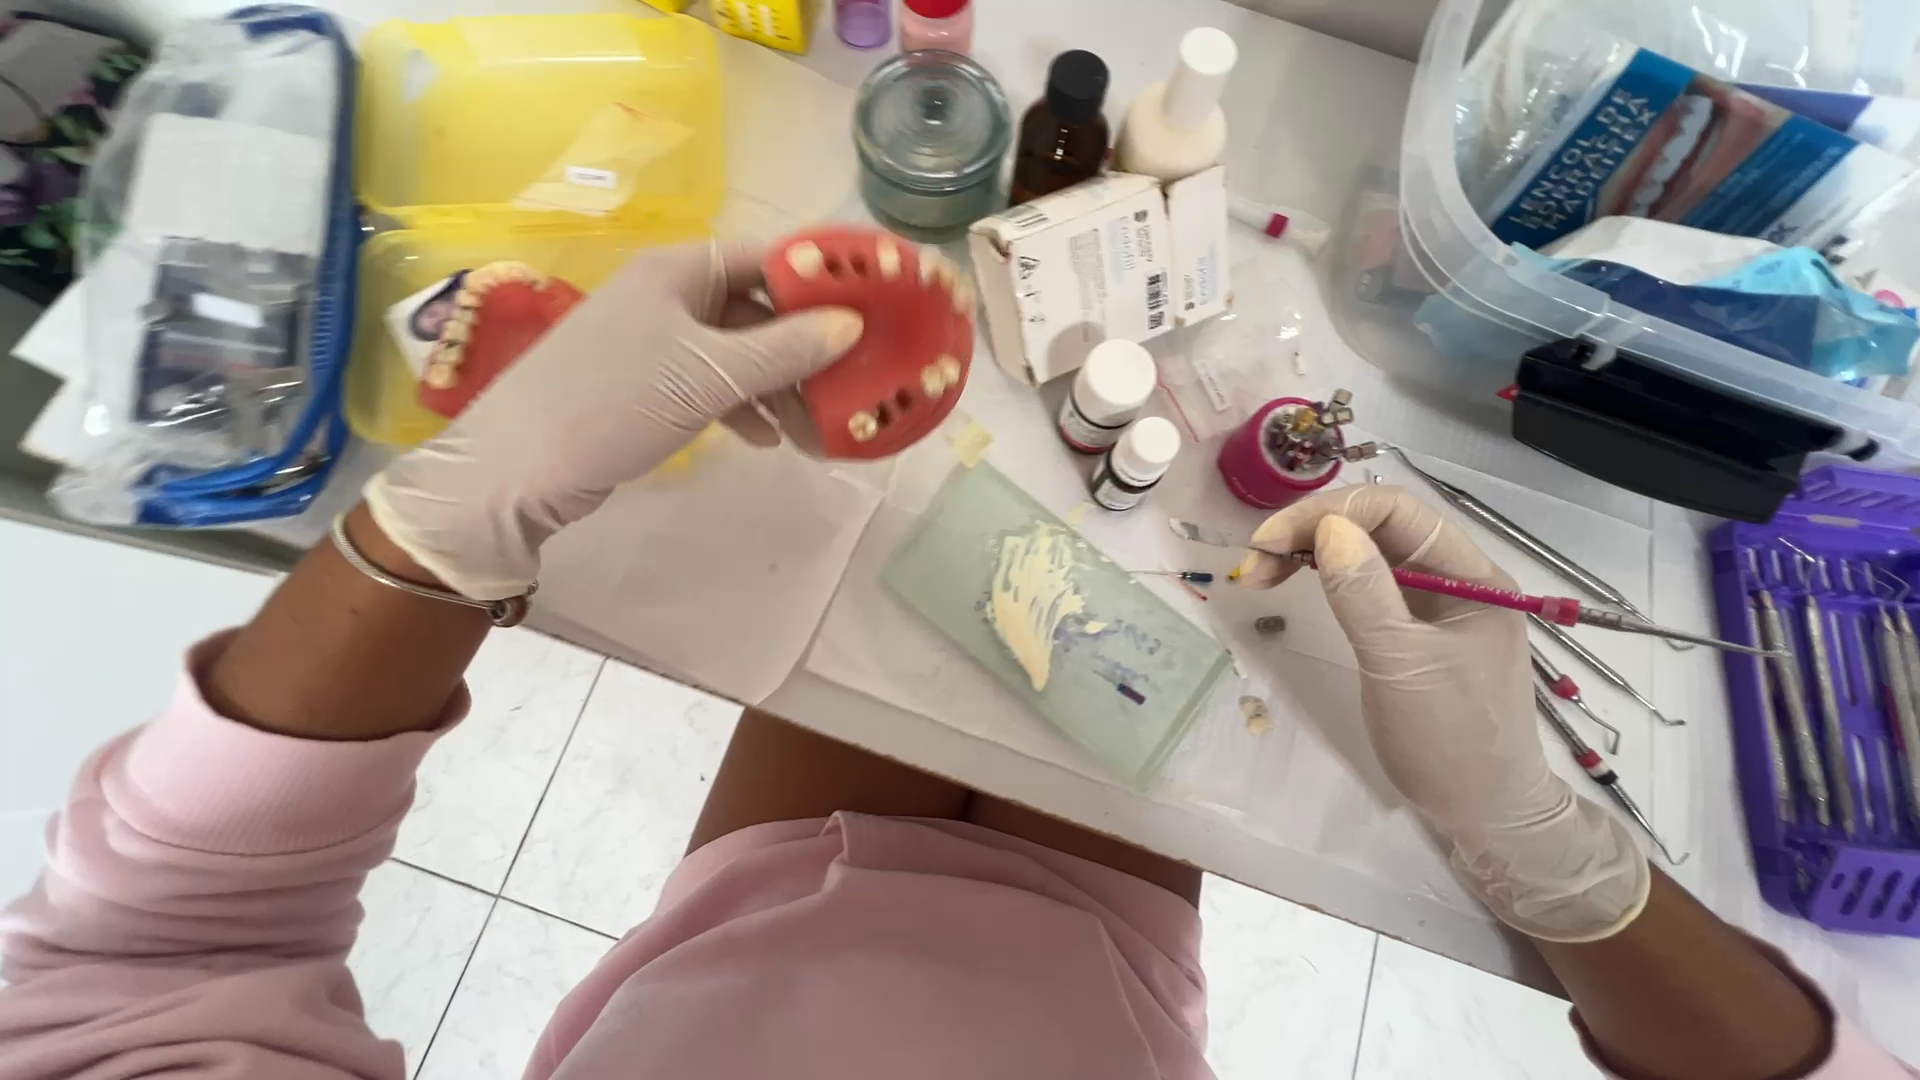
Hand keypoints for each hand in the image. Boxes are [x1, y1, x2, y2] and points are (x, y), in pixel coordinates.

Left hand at [364, 240, 863, 600]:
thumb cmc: (617, 401)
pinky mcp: (648, 384)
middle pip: (756, 309)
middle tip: (847, 381)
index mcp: (679, 270)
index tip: (867, 308)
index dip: (818, 279)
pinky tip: (765, 439)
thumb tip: (851, 325)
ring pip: (738, 353)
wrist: (520, 469)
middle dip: (803, 349)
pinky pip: (713, 384)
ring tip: (813, 427)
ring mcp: (656, 341)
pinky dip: (742, 407)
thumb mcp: (711, 374)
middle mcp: (669, 295)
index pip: (765, 257)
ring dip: (778, 387)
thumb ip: (786, 349)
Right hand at [1236, 485, 1648, 942]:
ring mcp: (1427, 599)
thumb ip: (1364, 593)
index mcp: (1470, 575)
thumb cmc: (1449, 740)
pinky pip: (1358, 580)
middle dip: (1309, 530)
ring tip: (1259, 572)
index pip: (1396, 510)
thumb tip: (1326, 528)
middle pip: (1374, 523)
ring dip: (1306, 550)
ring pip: (1361, 549)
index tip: (1269, 543)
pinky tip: (1287, 580)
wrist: (1480, 810)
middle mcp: (1451, 575)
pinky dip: (1318, 574)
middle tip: (1254, 561)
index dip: (1328, 512)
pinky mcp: (1404, 623)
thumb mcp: (1401, 665)